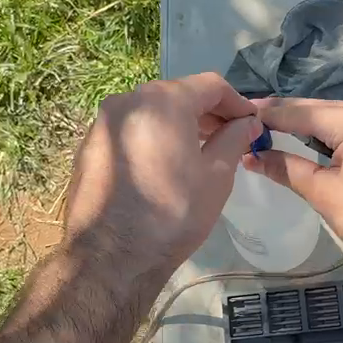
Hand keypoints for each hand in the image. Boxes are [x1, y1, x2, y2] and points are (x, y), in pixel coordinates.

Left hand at [64, 73, 260, 282]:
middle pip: (178, 94)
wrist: (110, 256)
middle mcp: (128, 100)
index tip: (252, 124)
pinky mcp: (90, 147)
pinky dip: (154, 139)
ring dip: (180, 126)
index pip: (211, 85)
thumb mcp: (216, 176)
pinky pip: (132, 132)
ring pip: (152, 113)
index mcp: (163, 101)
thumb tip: (247, 124)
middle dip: (208, 113)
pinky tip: (165, 167)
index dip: (238, 102)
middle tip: (231, 139)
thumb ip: (233, 140)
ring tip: (201, 153)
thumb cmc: (174, 213)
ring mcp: (103, 123)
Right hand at [245, 98, 342, 276]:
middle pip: (324, 108)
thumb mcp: (324, 194)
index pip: (303, 111)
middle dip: (290, 116)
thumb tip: (252, 156)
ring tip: (281, 130)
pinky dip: (340, 132)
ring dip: (314, 124)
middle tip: (256, 121)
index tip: (242, 112)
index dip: (270, 113)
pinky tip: (321, 141)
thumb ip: (287, 168)